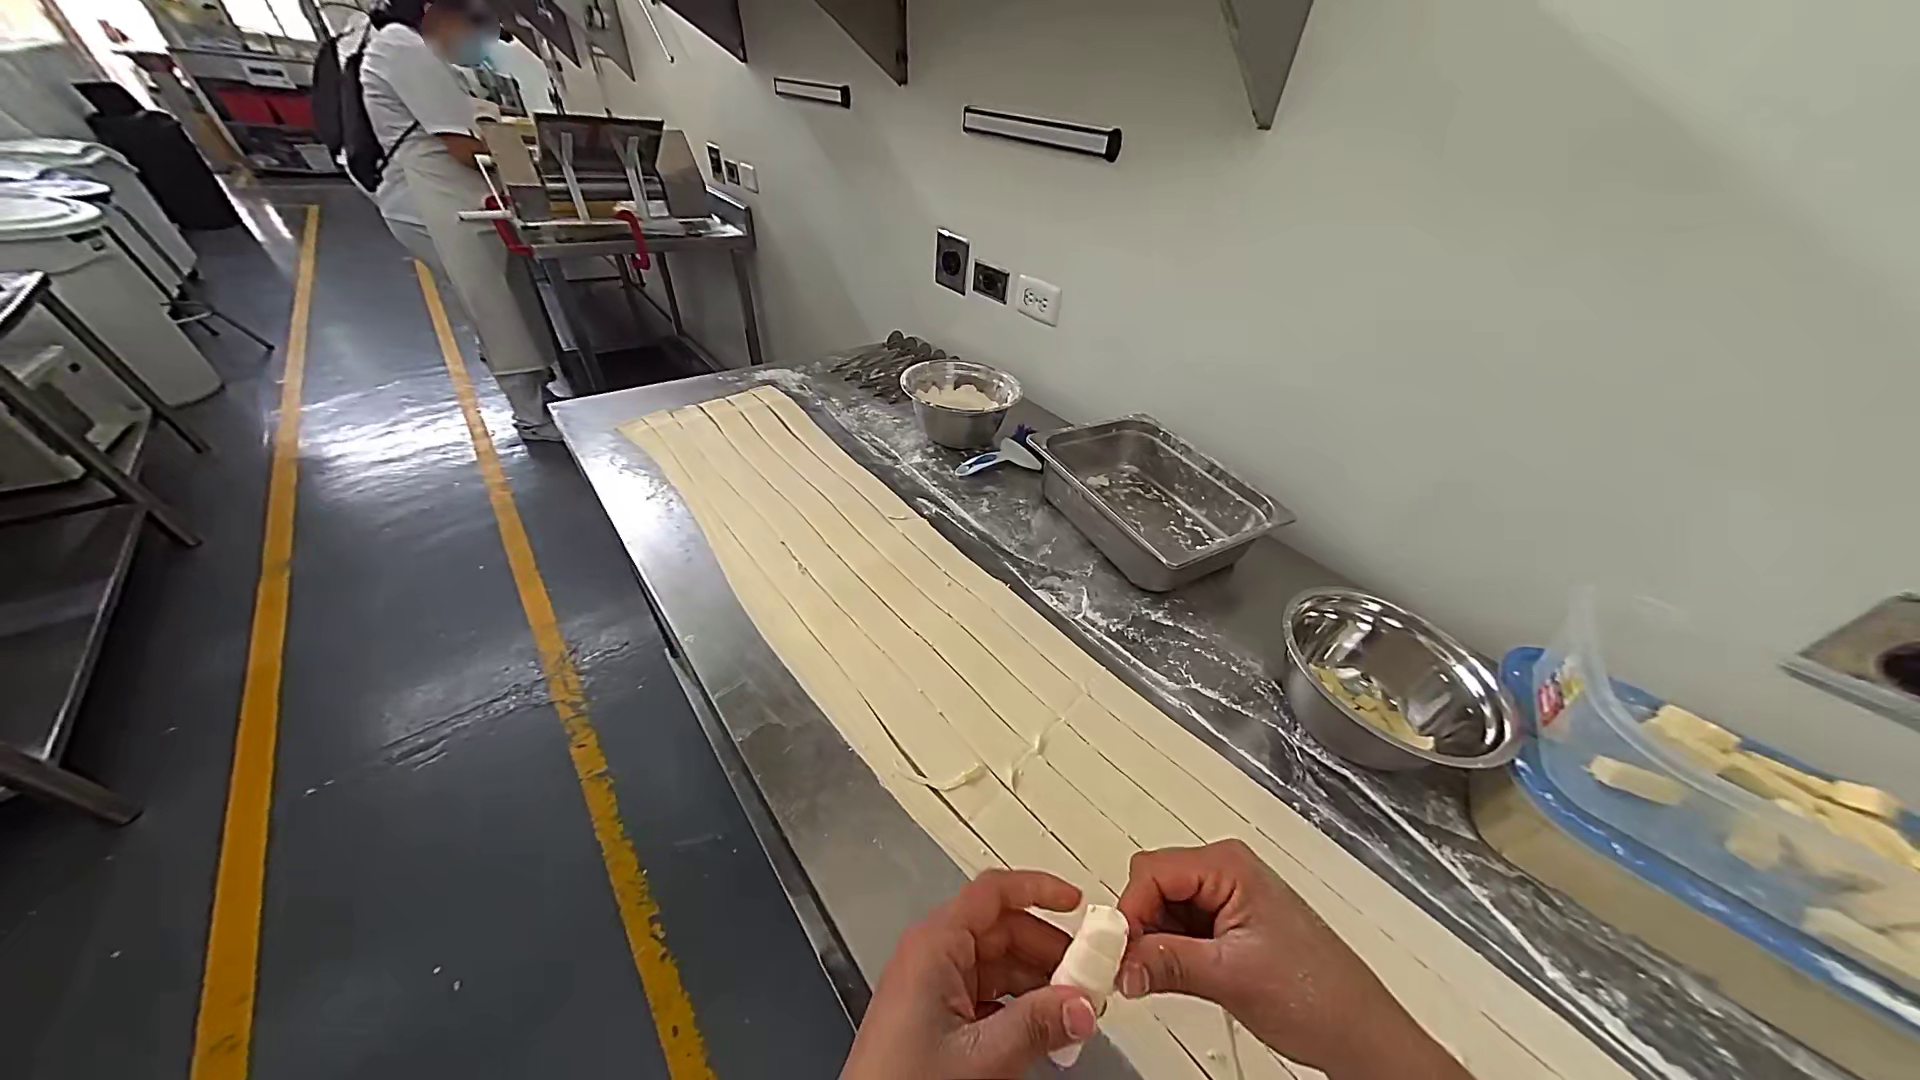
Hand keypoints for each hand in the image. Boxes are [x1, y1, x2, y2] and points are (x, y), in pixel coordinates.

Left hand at [842, 869, 1100, 1078]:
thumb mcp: (979, 1057)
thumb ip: (1035, 1027)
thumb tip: (1080, 1006)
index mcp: (935, 943)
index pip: (992, 893)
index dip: (1036, 889)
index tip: (1074, 903)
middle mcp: (933, 954)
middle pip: (1002, 928)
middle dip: (1048, 947)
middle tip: (1087, 972)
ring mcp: (935, 983)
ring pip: (998, 962)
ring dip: (1038, 979)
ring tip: (1072, 1005)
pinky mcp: (938, 1012)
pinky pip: (989, 991)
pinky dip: (1019, 1003)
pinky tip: (1044, 1028)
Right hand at [1116, 841, 1467, 1079]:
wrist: (1364, 1037)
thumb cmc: (1321, 997)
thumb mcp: (1232, 978)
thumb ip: (1168, 963)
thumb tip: (1121, 963)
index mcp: (1227, 865)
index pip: (1153, 871)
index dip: (1130, 910)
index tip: (1116, 951)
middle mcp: (1224, 870)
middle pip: (1153, 884)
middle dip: (1139, 925)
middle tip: (1132, 967)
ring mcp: (1225, 895)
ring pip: (1162, 905)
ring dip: (1154, 940)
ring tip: (1160, 976)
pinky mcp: (1226, 920)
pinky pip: (1178, 923)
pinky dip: (1169, 948)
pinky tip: (1176, 973)